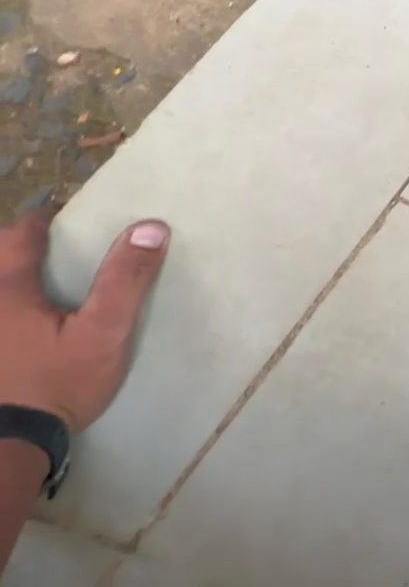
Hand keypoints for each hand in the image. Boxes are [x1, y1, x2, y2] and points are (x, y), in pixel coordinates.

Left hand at [0, 209, 169, 430]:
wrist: (7, 444)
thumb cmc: (57, 381)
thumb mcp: (104, 330)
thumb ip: (125, 278)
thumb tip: (149, 226)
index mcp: (8, 295)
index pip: (17, 241)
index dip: (37, 220)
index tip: (55, 207)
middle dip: (10, 245)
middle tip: (37, 237)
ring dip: (5, 275)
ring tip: (26, 273)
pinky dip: (7, 301)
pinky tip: (22, 318)